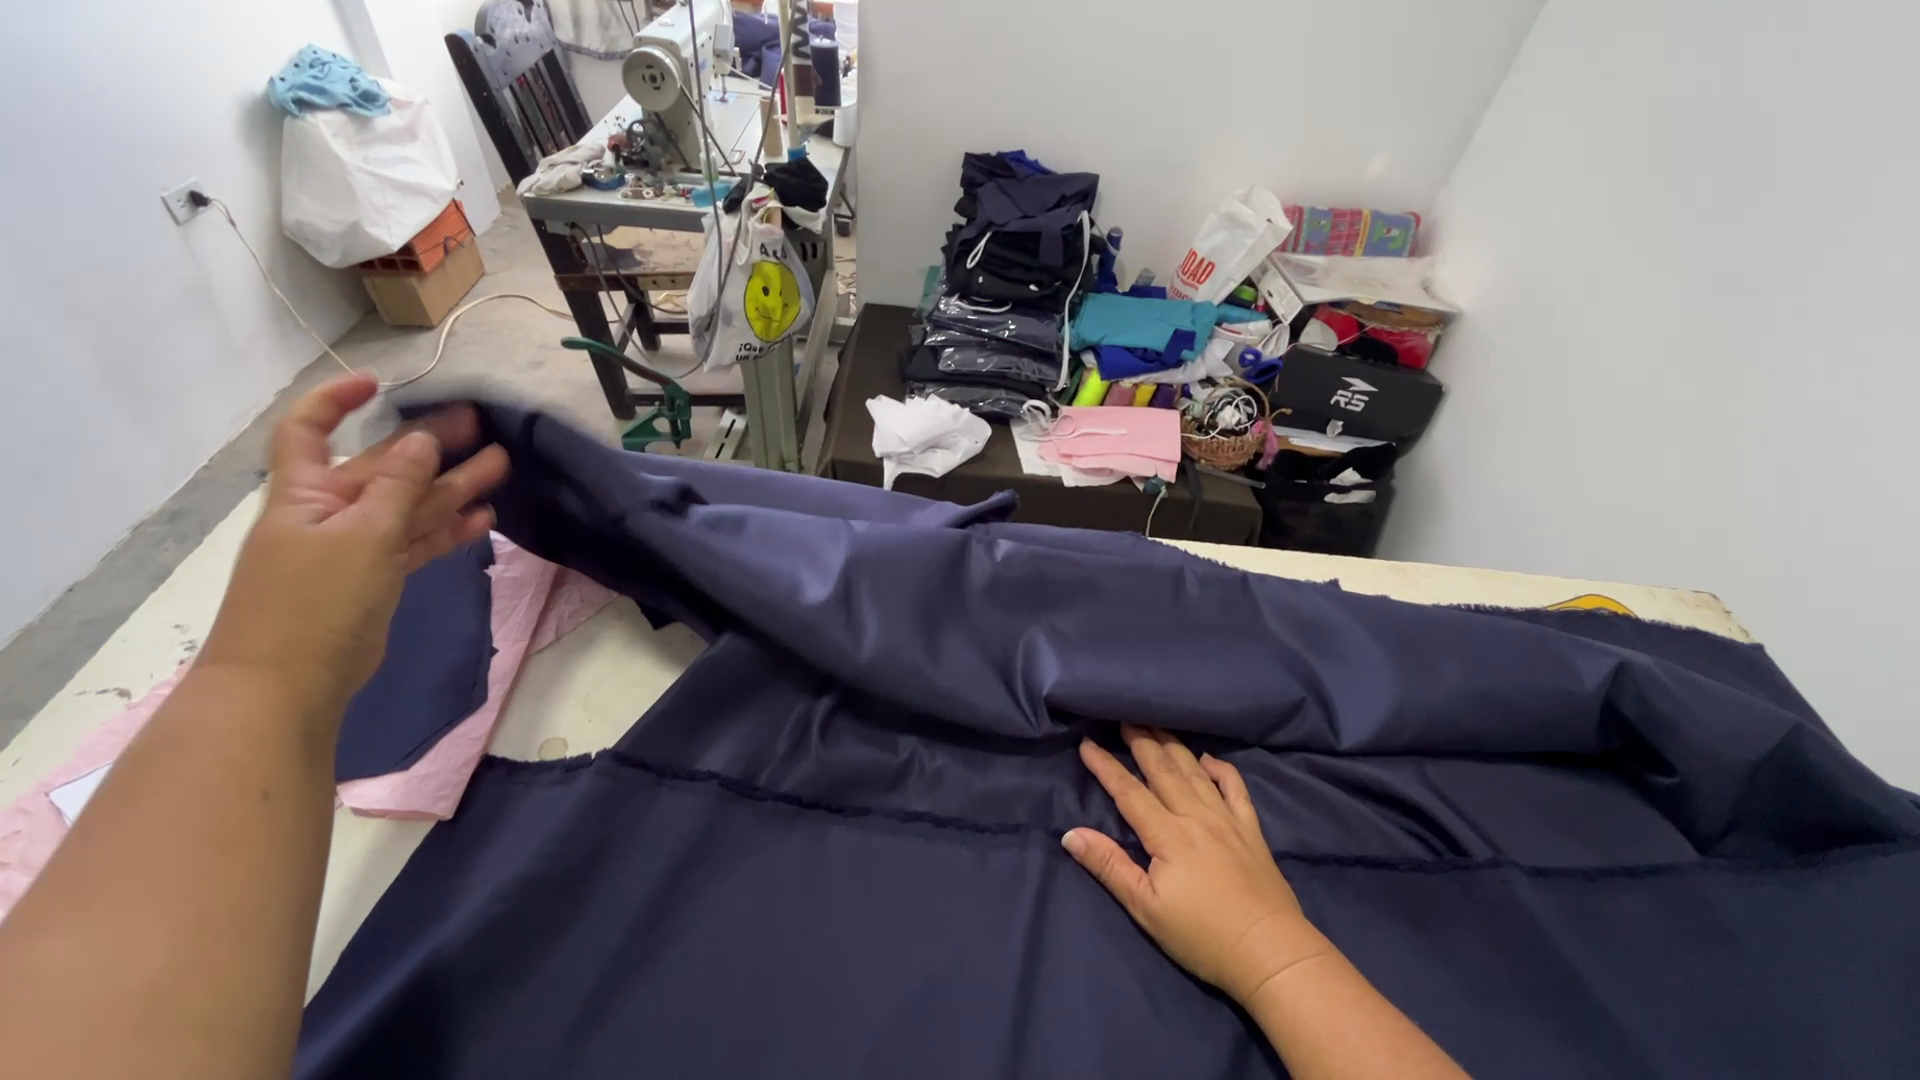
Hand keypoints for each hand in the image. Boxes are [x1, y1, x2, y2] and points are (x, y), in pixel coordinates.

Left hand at [198, 376, 508, 717]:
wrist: (289, 683)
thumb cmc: (314, 601)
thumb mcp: (361, 535)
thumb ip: (397, 487)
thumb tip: (420, 439)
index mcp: (307, 492)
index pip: (310, 430)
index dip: (336, 401)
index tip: (379, 385)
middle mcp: (330, 512)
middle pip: (384, 468)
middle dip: (431, 447)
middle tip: (483, 427)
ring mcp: (357, 547)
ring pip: (411, 507)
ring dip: (453, 487)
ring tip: (502, 467)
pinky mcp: (377, 578)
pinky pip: (417, 543)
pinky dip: (448, 530)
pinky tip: (484, 519)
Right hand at [1063, 726, 1332, 1005]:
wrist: (1271, 953)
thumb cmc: (1202, 936)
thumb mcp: (1146, 908)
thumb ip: (1109, 866)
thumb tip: (1071, 834)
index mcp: (1167, 834)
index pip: (1128, 791)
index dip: (1105, 766)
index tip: (1087, 743)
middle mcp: (1196, 816)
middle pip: (1162, 770)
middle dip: (1140, 741)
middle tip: (1124, 717)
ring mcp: (1227, 820)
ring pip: (1194, 772)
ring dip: (1172, 746)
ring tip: (1155, 725)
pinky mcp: (1251, 831)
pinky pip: (1235, 788)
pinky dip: (1221, 769)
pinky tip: (1208, 758)